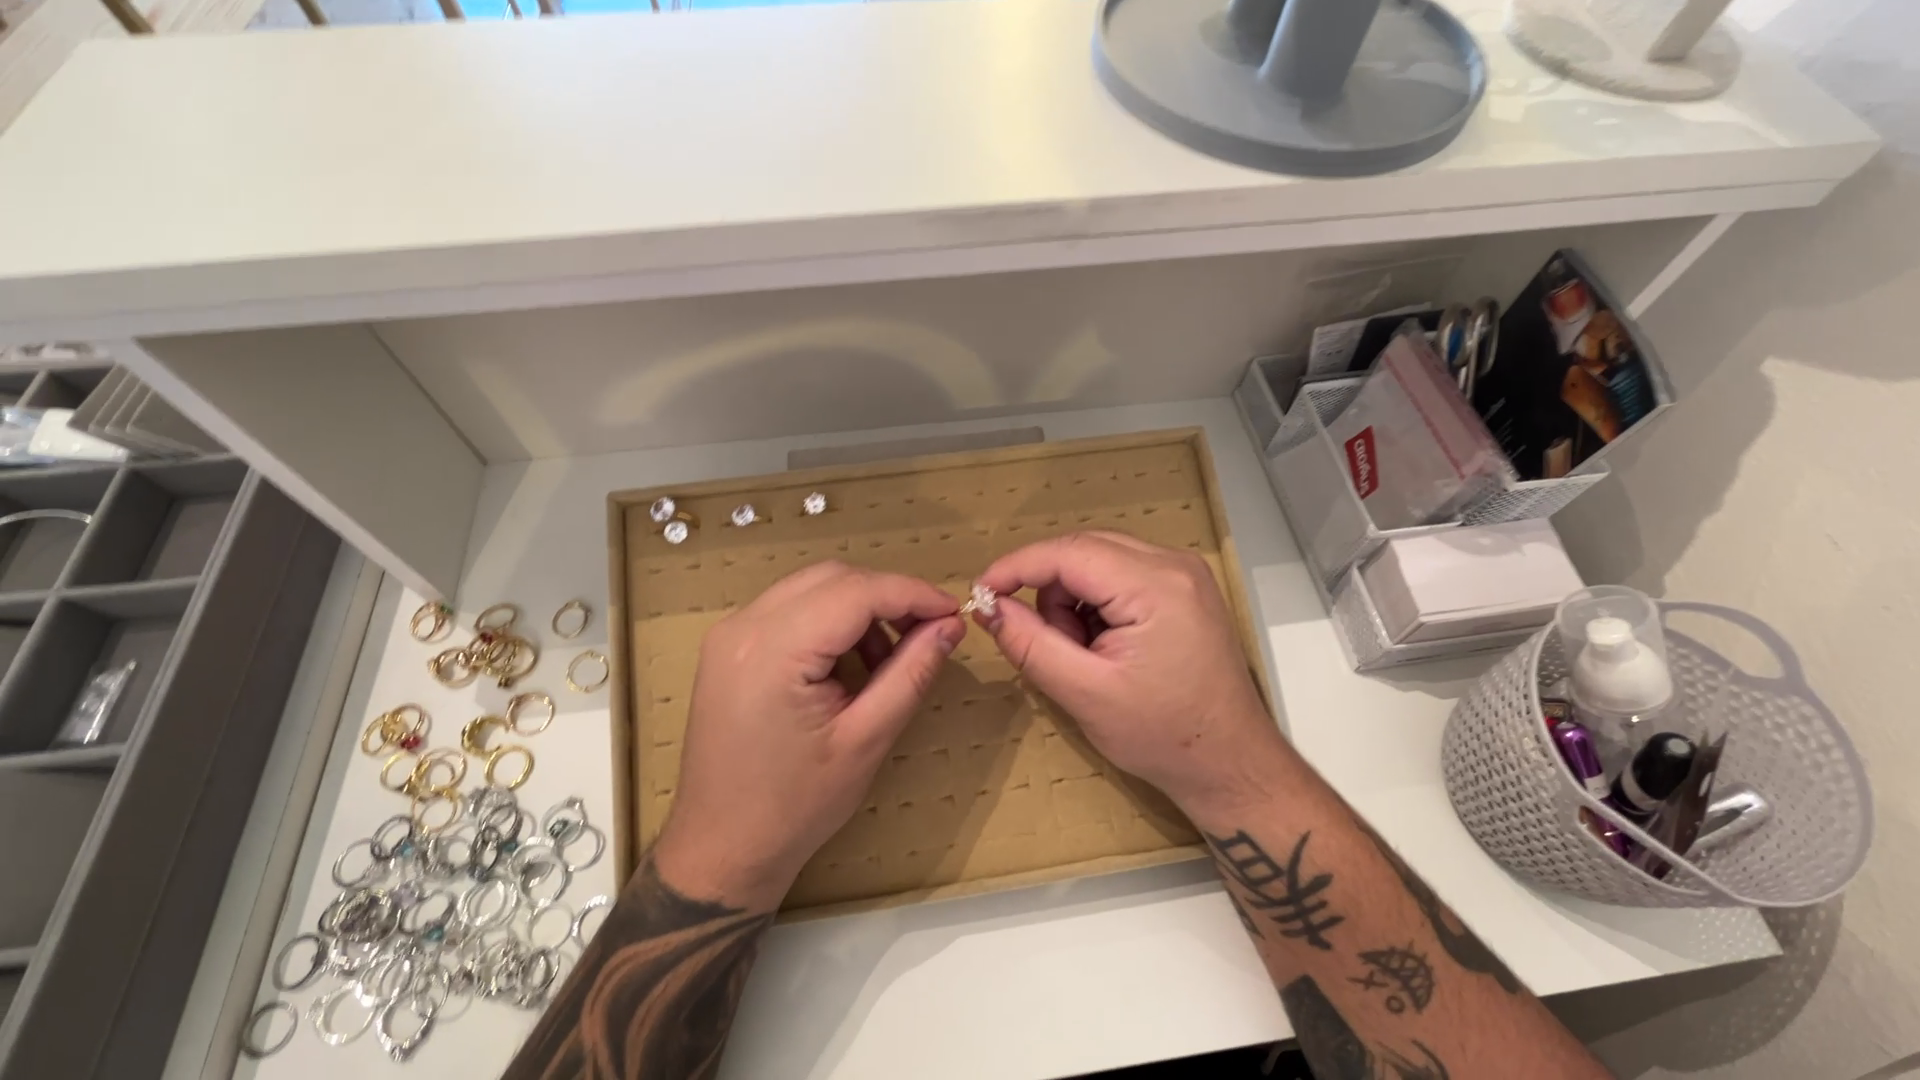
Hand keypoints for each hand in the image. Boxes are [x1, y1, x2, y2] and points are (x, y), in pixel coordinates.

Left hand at [650, 562, 964, 908]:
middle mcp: (743, 626)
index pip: (855, 591)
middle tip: (928, 634)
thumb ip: (911, 673)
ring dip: (859, 608)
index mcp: (773, 649)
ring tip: (888, 659)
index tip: (953, 613)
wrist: (724, 846)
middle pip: (832, 579)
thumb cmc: (797, 805)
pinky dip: (830, 620)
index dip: (912, 594)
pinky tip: (850, 662)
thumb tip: (949, 626)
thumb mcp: (867, 739)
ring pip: (812, 588)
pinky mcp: (729, 646)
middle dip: (887, 597)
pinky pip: (790, 609)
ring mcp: (729, 633)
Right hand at [975, 531, 1293, 821]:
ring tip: (1086, 657)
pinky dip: (1096, 606)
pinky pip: (1119, 576)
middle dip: (1050, 593)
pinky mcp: (1183, 589)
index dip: (1016, 567)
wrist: (1229, 763)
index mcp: (1157, 584)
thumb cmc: (1162, 736)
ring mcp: (1183, 573)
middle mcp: (1174, 563)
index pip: (1069, 552)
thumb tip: (987, 606)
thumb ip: (1029, 643)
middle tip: (1048, 646)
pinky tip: (1106, 649)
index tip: (980, 593)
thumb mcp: (1084, 693)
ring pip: (1098, 563)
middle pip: (1083, 551)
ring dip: (1073, 602)